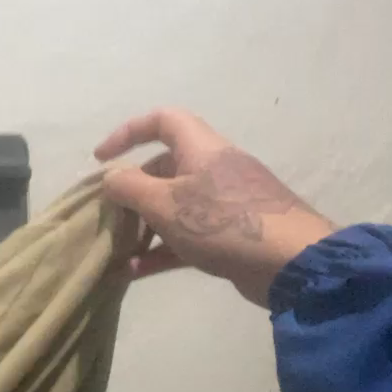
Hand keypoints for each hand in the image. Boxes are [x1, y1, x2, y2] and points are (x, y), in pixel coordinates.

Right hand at [94, 108, 335, 305]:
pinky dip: (160, 248)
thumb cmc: (222, 223)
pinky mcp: (231, 232)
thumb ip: (129, 187)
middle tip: (110, 213)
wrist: (289, 261)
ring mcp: (225, 202)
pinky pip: (186, 235)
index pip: (162, 121)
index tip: (101, 158)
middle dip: (132, 191)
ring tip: (120, 248)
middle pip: (164, 168)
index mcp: (201, 150)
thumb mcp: (163, 204)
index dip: (128, 133)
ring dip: (143, 225)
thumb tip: (111, 177)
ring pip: (174, 205)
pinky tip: (136, 270)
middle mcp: (214, 169)